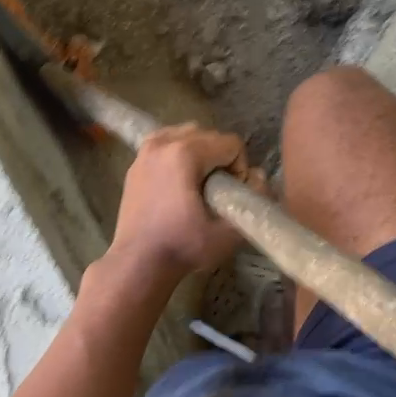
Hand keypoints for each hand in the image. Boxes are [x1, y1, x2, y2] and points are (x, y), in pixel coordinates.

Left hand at [110, 124, 261, 277]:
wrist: (139, 261)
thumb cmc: (184, 247)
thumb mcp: (230, 231)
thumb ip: (254, 199)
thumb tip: (259, 176)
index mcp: (185, 154)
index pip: (231, 144)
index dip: (239, 169)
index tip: (231, 194)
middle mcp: (164, 142)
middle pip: (209, 136)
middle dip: (221, 159)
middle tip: (218, 191)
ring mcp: (146, 150)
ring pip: (187, 135)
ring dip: (201, 154)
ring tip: (200, 184)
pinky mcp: (136, 162)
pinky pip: (167, 144)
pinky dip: (180, 154)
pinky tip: (181, 181)